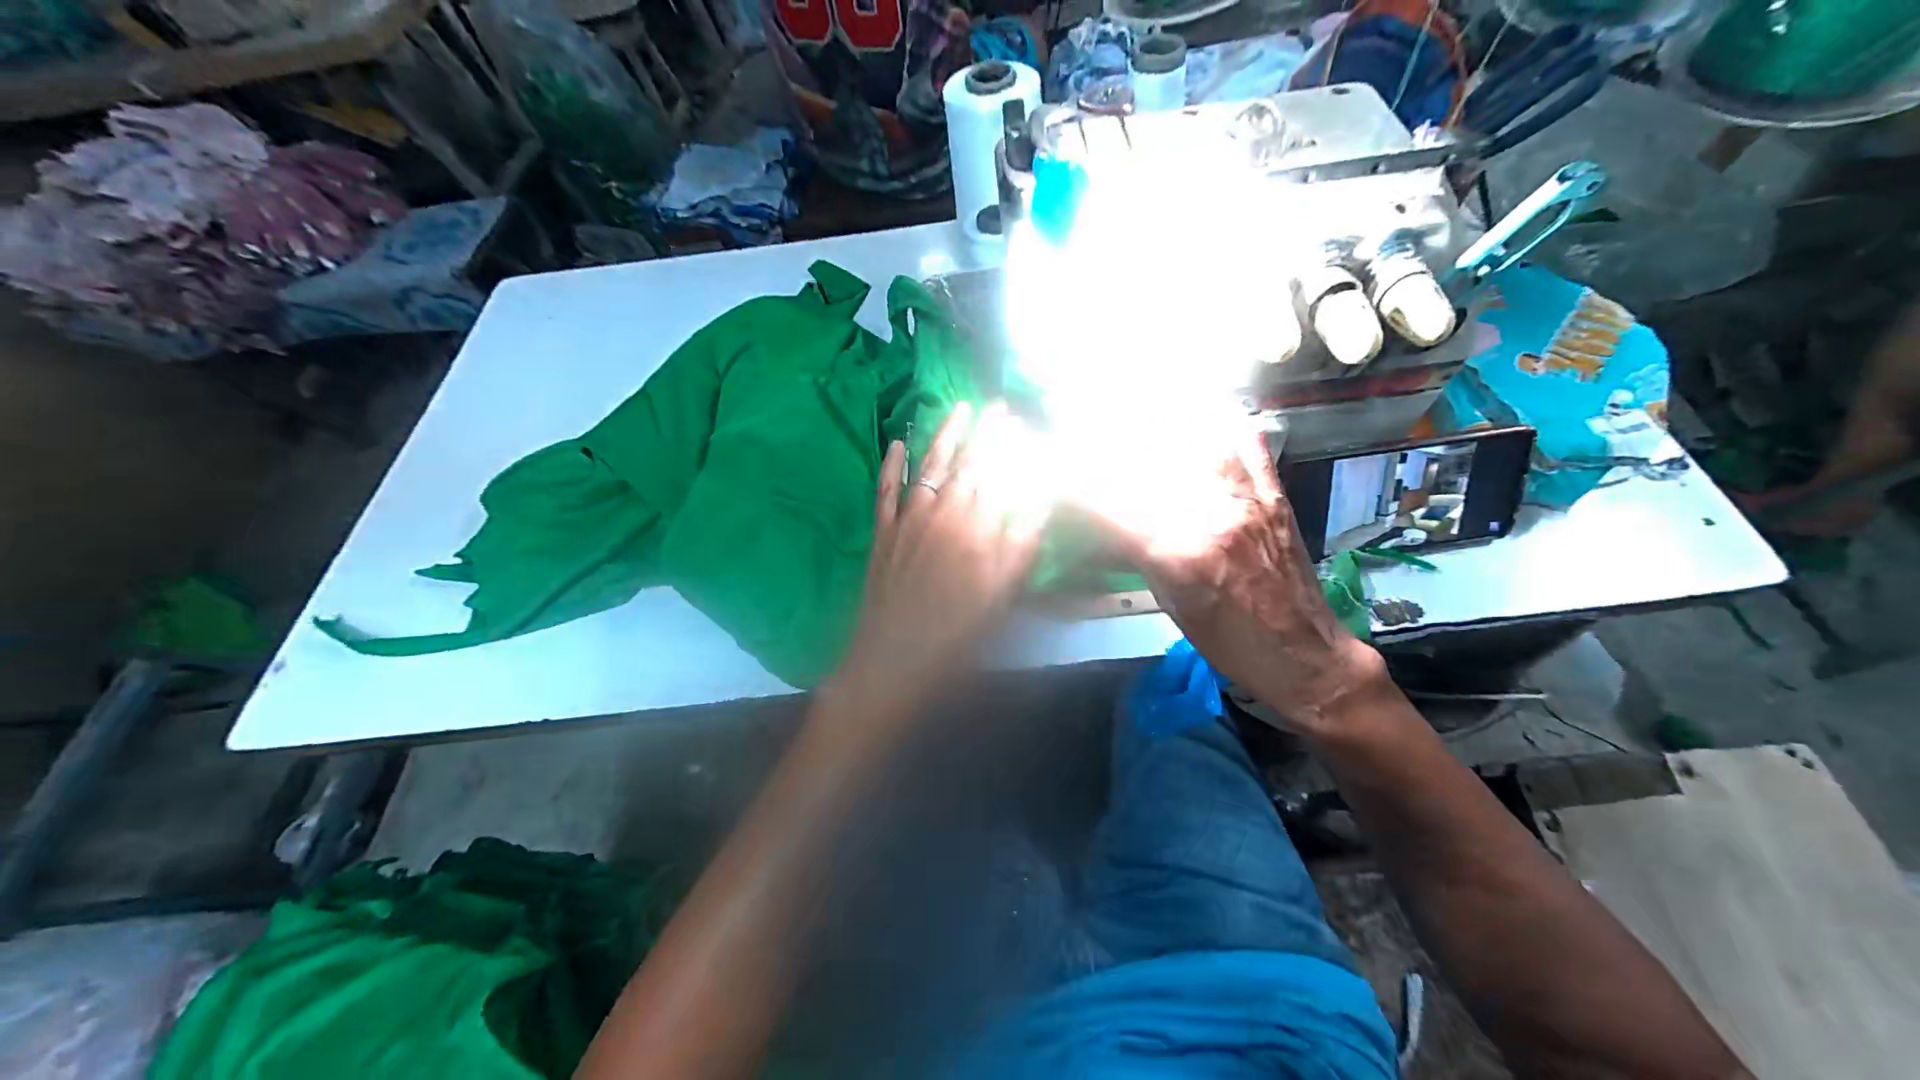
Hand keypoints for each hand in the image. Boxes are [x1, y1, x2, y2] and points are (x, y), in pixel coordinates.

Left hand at [828, 403, 1049, 716]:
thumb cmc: (957, 638)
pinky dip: (891, 464)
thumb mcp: (1003, 596)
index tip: (1025, 424)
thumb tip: (1039, 501)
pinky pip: (886, 489)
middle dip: (985, 432)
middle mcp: (943, 513)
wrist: (893, 661)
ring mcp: (908, 520)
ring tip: (960, 407)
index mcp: (977, 528)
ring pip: (929, 465)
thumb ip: (1021, 545)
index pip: (1000, 475)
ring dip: (945, 435)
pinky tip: (897, 442)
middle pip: (968, 462)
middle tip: (999, 405)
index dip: (1013, 448)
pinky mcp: (883, 533)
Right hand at [1094, 430, 1387, 736]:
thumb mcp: (1171, 606)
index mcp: (1179, 556)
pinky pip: (1249, 446)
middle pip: (1149, 469)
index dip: (1076, 490)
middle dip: (1110, 457)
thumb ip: (1139, 556)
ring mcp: (1247, 502)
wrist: (1305, 656)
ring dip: (1162, 434)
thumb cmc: (1230, 645)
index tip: (1055, 480)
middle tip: (1085, 447)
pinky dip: (1223, 429)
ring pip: (1196, 445)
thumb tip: (1105, 528)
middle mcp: (1212, 519)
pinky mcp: (1274, 497)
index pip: (1112, 509)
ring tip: (1140, 431)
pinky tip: (1203, 422)